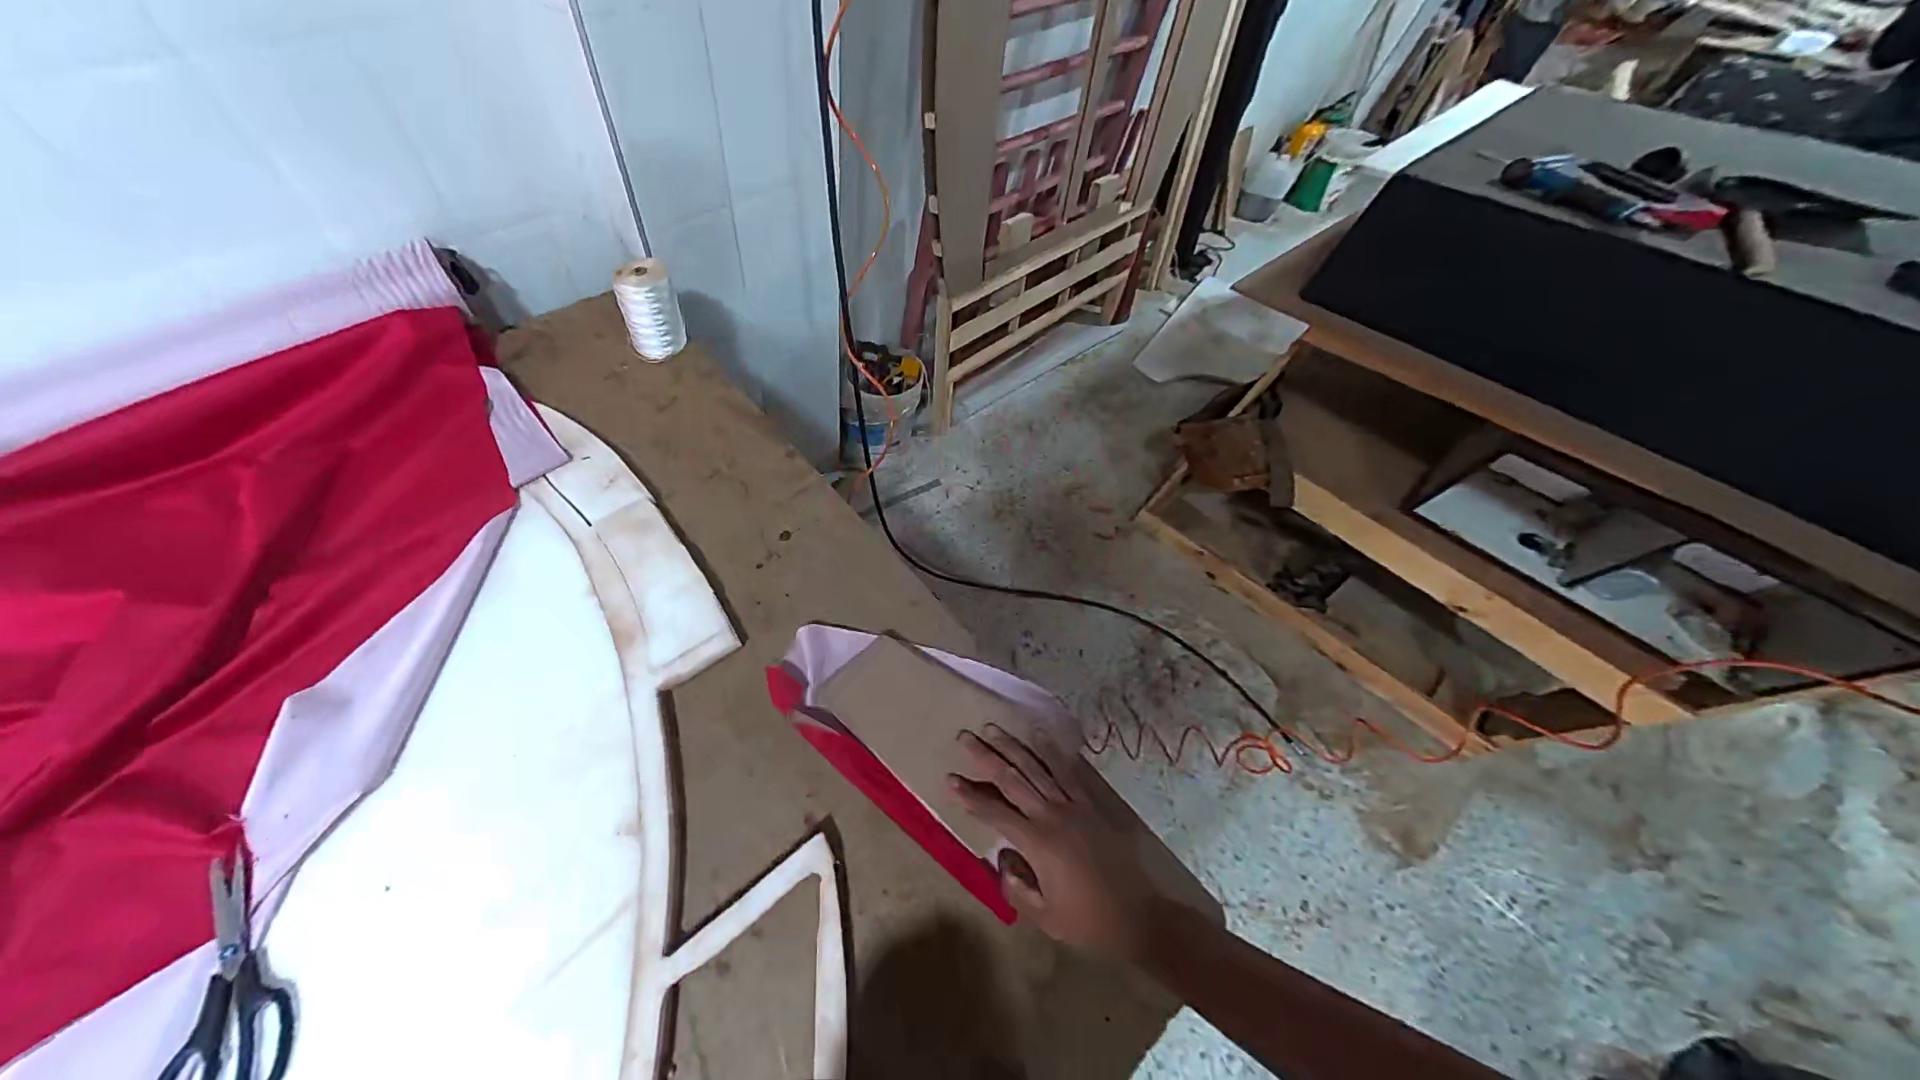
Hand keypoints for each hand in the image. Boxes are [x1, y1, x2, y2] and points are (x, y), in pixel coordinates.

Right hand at [947, 724, 1167, 962]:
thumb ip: (1015, 887)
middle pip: (1013, 779)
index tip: (951, 779)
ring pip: (1038, 767)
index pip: (995, 812)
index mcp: (1037, 842)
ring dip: (1014, 746)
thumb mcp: (1043, 916)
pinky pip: (1068, 772)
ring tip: (994, 728)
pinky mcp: (1091, 805)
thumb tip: (1002, 857)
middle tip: (965, 737)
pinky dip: (1052, 752)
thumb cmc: (1087, 921)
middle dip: (986, 757)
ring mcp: (1074, 806)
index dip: (971, 796)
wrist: (1138, 916)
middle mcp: (1052, 815)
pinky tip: (1040, 736)